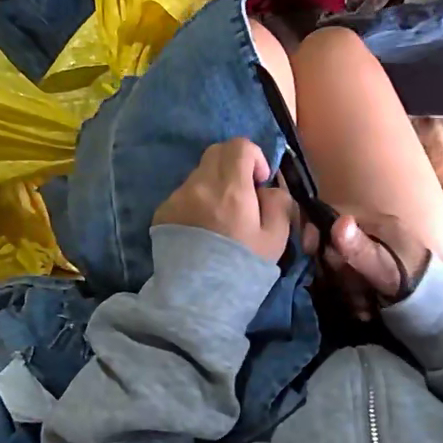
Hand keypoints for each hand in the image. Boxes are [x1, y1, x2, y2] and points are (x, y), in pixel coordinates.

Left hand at [152, 139, 295, 261]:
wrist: (197, 297)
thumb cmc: (241, 267)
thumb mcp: (275, 239)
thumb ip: (278, 204)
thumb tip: (268, 189)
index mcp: (231, 188)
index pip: (240, 146)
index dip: (254, 156)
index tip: (259, 180)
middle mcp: (201, 185)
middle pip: (216, 152)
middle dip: (233, 163)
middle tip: (242, 192)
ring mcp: (178, 197)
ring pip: (199, 173)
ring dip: (214, 183)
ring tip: (220, 216)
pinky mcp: (163, 211)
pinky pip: (184, 193)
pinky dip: (196, 200)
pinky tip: (201, 228)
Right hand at [304, 211, 431, 317]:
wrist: (442, 314)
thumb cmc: (413, 285)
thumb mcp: (384, 270)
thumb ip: (360, 249)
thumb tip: (338, 222)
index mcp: (377, 223)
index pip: (332, 217)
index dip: (318, 236)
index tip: (314, 257)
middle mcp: (374, 233)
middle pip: (334, 246)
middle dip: (338, 274)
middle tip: (353, 294)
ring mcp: (375, 252)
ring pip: (341, 267)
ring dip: (346, 290)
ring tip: (363, 307)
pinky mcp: (377, 272)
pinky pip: (352, 279)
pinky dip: (354, 296)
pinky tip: (365, 310)